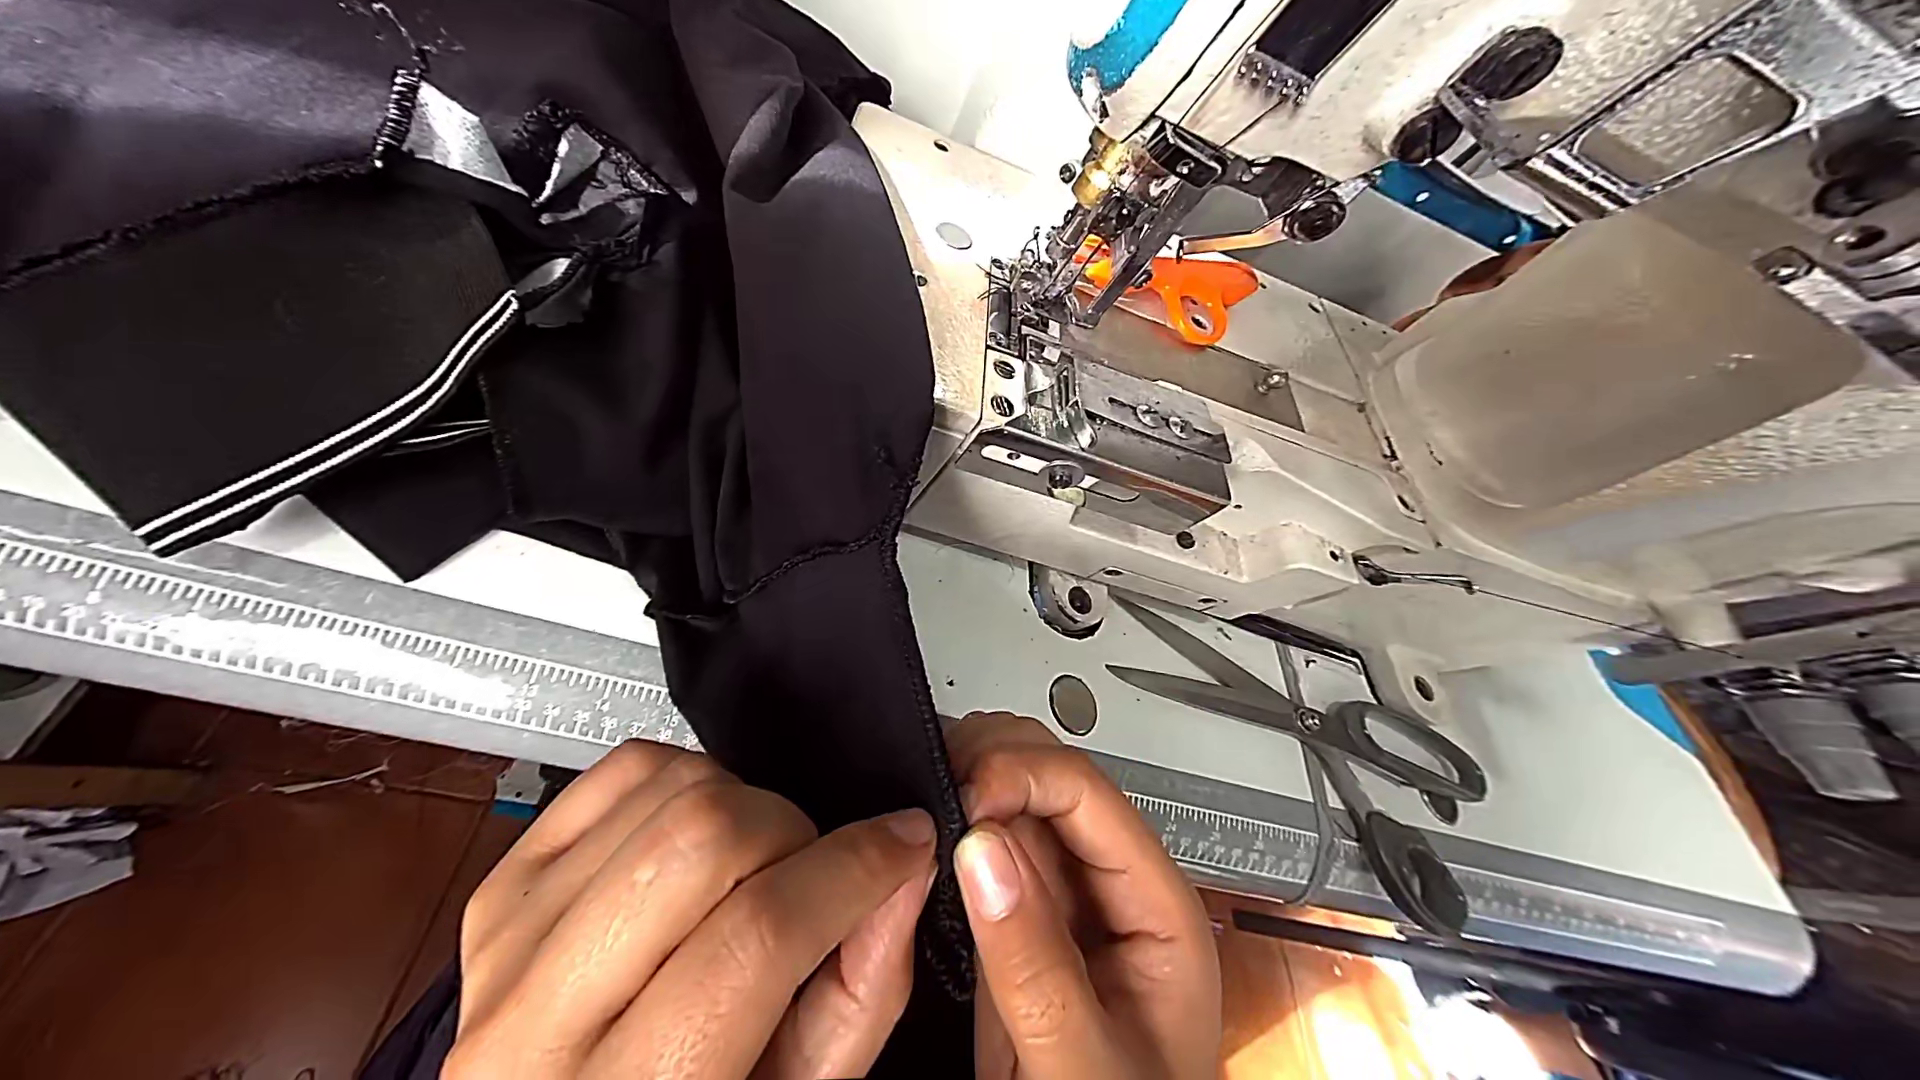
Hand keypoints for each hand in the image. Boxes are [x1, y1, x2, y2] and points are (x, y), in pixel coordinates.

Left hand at [447, 741, 936, 1078]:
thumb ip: (861, 994)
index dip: (853, 870)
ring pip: (669, 790)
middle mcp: (535, 1023)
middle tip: (820, 869)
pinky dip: (691, 776)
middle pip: (704, 840)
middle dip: (796, 833)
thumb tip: (904, 873)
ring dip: (748, 804)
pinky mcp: (509, 883)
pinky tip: (704, 830)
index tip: (905, 841)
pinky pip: (621, 773)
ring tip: (759, 860)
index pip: (755, 937)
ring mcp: (509, 939)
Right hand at [947, 713, 1219, 1078]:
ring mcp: (1059, 895)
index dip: (1025, 773)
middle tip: (942, 779)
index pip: (1089, 794)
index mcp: (1154, 906)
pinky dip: (954, 819)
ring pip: (1015, 797)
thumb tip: (982, 849)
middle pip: (1054, 776)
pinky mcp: (1018, 912)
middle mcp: (1108, 884)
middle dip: (996, 760)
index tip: (968, 794)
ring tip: (930, 788)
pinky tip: (929, 818)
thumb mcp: (1083, 1069)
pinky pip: (985, 843)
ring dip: (971, 778)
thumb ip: (1036, 966)